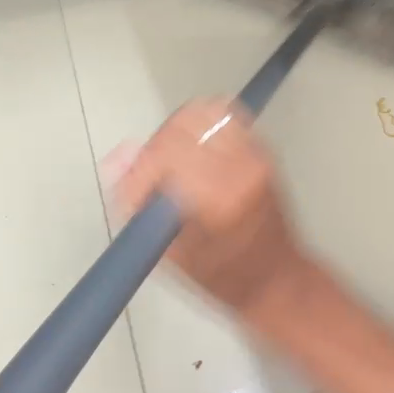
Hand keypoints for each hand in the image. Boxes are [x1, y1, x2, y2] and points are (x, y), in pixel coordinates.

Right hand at [105, 98, 311, 314]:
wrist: (278, 280)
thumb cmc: (224, 278)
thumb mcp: (173, 254)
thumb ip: (140, 205)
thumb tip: (116, 160)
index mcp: (219, 197)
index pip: (168, 149)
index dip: (142, 166)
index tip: (135, 189)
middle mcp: (240, 167)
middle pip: (184, 124)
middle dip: (157, 146)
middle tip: (151, 174)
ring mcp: (255, 154)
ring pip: (204, 112)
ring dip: (179, 132)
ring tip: (172, 161)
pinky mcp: (261, 150)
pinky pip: (226, 116)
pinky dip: (202, 125)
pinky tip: (195, 151)